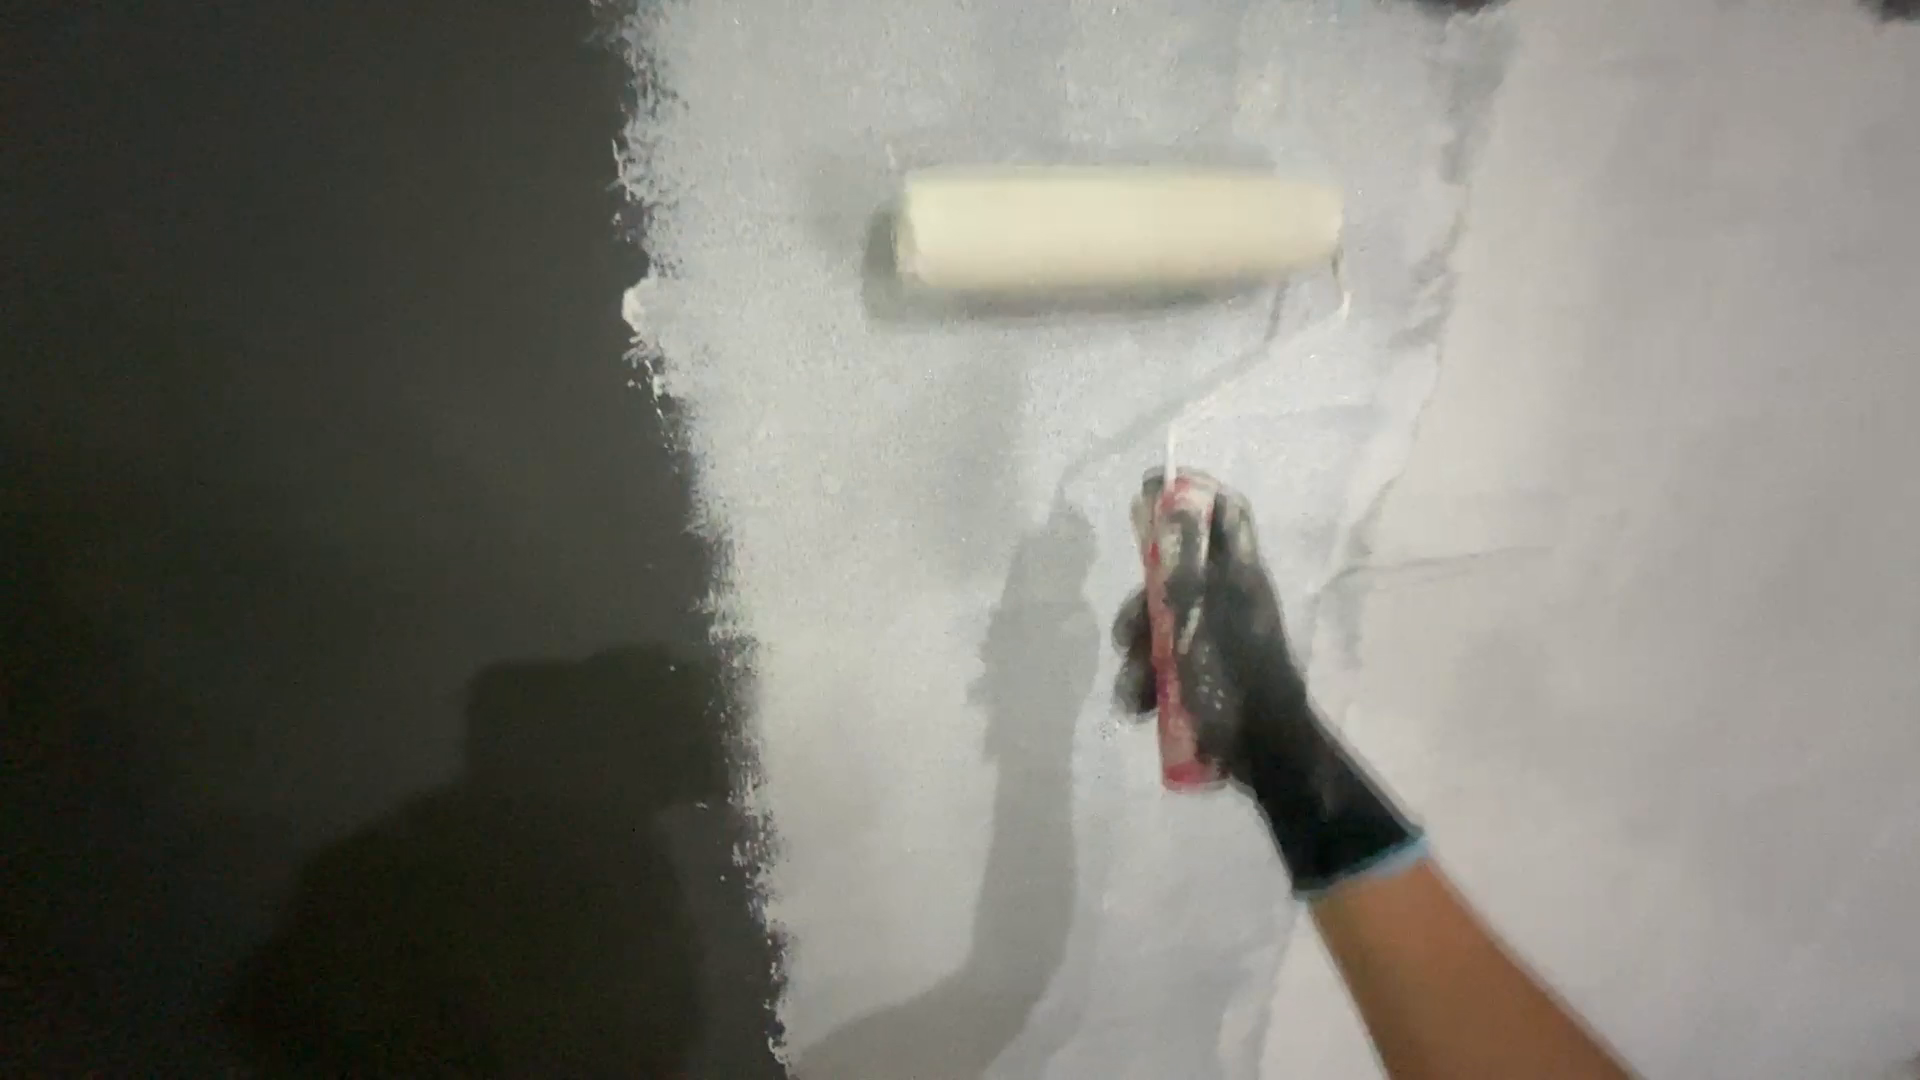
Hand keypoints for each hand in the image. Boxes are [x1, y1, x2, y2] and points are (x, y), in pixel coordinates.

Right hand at [1113, 469, 1424, 896]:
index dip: (1191, 493)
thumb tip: (1163, 496)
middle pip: (1172, 574)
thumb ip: (1180, 554)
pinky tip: (1138, 704)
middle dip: (1140, 606)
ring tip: (1134, 689)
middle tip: (1129, 635)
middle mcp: (1226, 597)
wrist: (1263, 751)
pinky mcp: (1199, 670)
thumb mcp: (1203, 608)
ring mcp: (1212, 635)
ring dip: (1137, 657)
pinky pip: (1160, 662)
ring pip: (1157, 624)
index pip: (1224, 513)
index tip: (1150, 489)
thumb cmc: (1237, 675)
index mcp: (1239, 574)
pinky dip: (1144, 681)